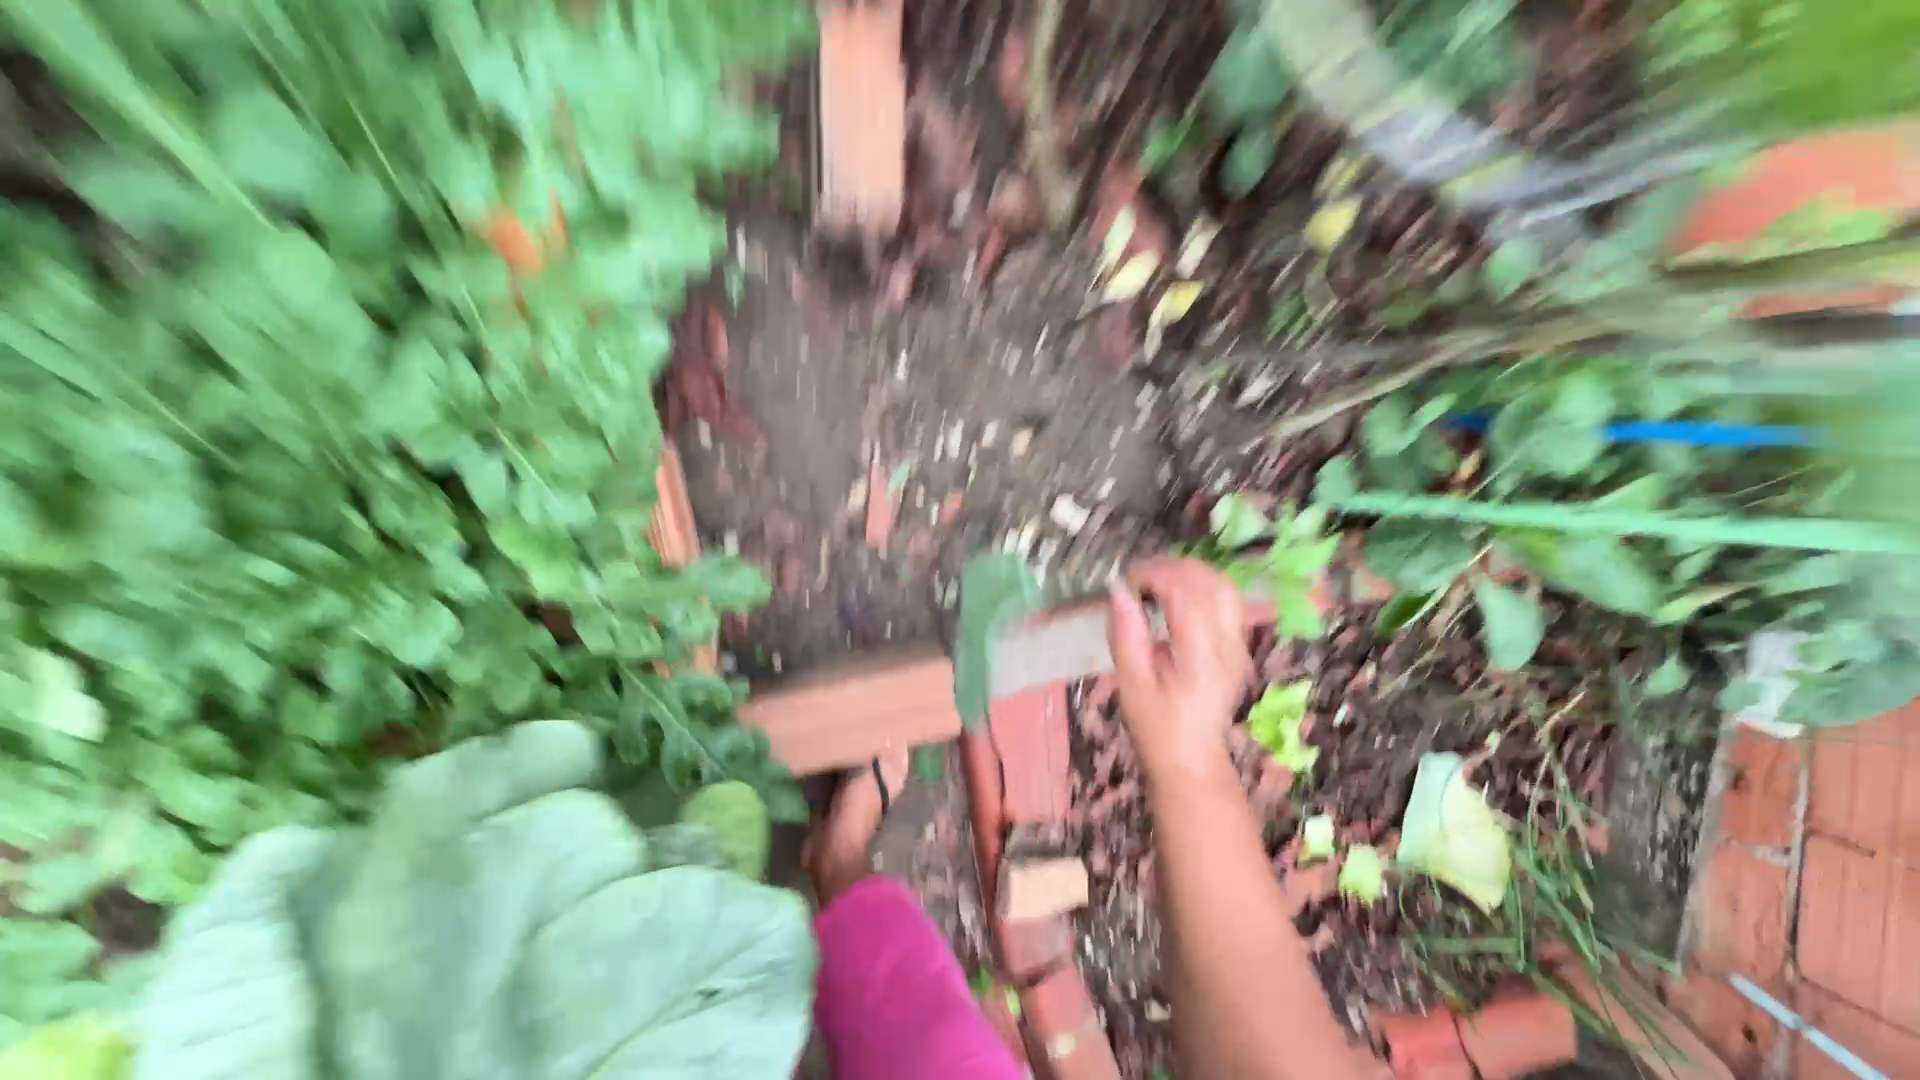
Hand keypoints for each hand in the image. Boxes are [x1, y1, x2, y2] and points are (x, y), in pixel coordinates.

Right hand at [1106, 558, 1251, 779]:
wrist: (1191, 757)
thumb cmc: (1155, 725)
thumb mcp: (1131, 684)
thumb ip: (1126, 635)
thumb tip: (1118, 590)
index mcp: (1202, 658)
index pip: (1187, 595)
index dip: (1156, 576)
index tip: (1127, 582)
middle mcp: (1229, 645)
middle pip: (1211, 583)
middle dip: (1172, 569)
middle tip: (1138, 579)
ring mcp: (1239, 644)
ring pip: (1224, 586)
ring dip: (1189, 574)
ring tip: (1157, 582)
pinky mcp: (1238, 644)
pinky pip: (1227, 600)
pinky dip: (1201, 586)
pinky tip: (1177, 595)